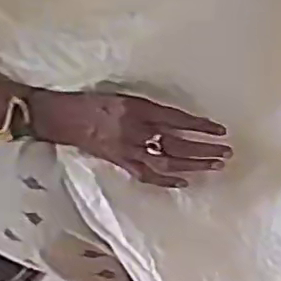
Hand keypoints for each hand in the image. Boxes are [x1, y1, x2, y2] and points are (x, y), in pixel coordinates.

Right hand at [29, 91, 230, 188]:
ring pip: (167, 160)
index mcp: (137, 110)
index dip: (201, 126)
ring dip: (194, 164)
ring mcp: (126, 148)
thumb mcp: (125, 99)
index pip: (177, 120)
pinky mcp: (118, 160)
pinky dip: (166, 180)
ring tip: (217, 165)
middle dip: (205, 148)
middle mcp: (134, 130)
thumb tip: (183, 122)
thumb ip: (152, 111)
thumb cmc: (92, 103)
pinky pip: (145, 174)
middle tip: (228, 152)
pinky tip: (185, 182)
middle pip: (177, 143)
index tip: (222, 131)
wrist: (52, 114)